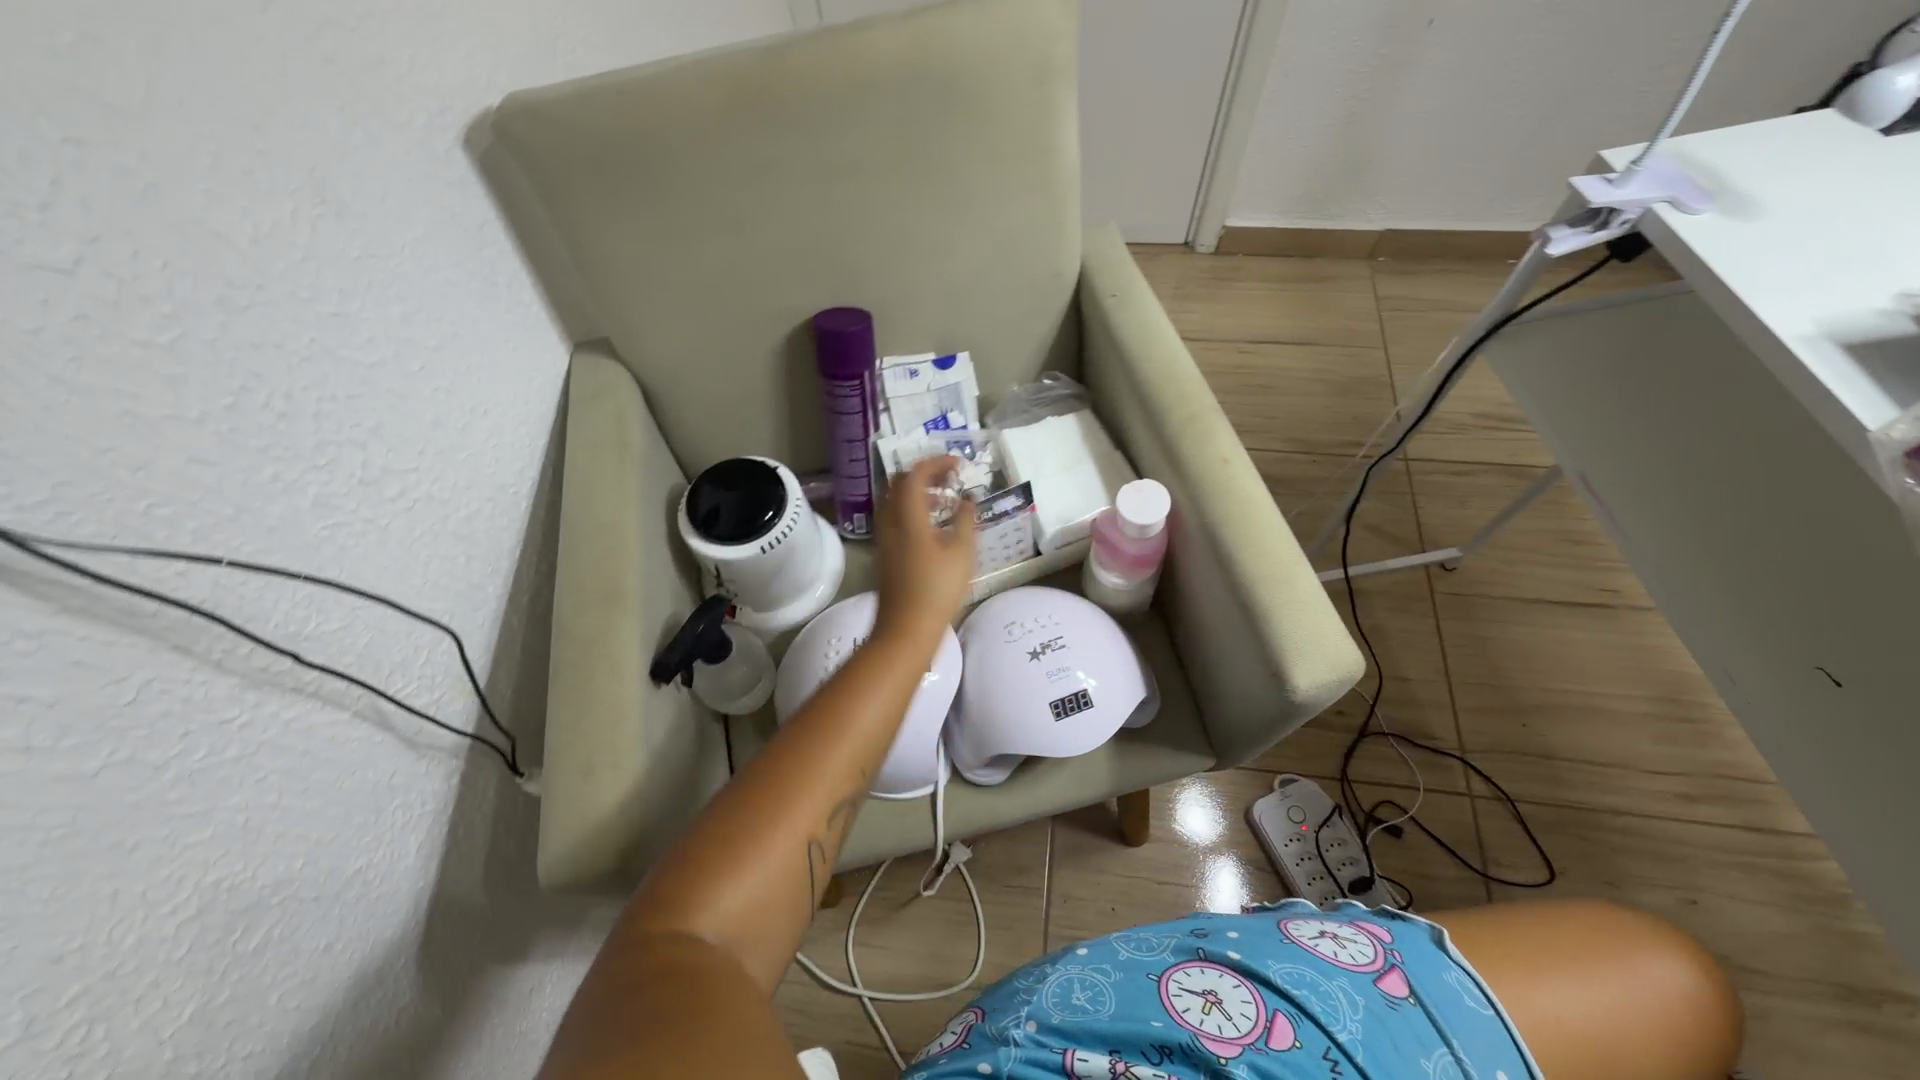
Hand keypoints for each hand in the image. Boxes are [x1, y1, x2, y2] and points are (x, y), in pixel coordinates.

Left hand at [873, 457, 975, 643]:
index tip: (957, 463)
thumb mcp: (962, 552)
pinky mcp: (884, 554)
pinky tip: (932, 528)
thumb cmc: (938, 588)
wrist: (906, 628)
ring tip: (945, 502)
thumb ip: (965, 519)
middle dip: (925, 475)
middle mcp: (889, 522)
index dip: (936, 463)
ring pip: (895, 503)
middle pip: (900, 485)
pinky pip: (895, 520)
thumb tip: (967, 499)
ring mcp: (883, 539)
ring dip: (918, 494)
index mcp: (907, 516)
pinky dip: (912, 512)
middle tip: (949, 479)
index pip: (915, 475)